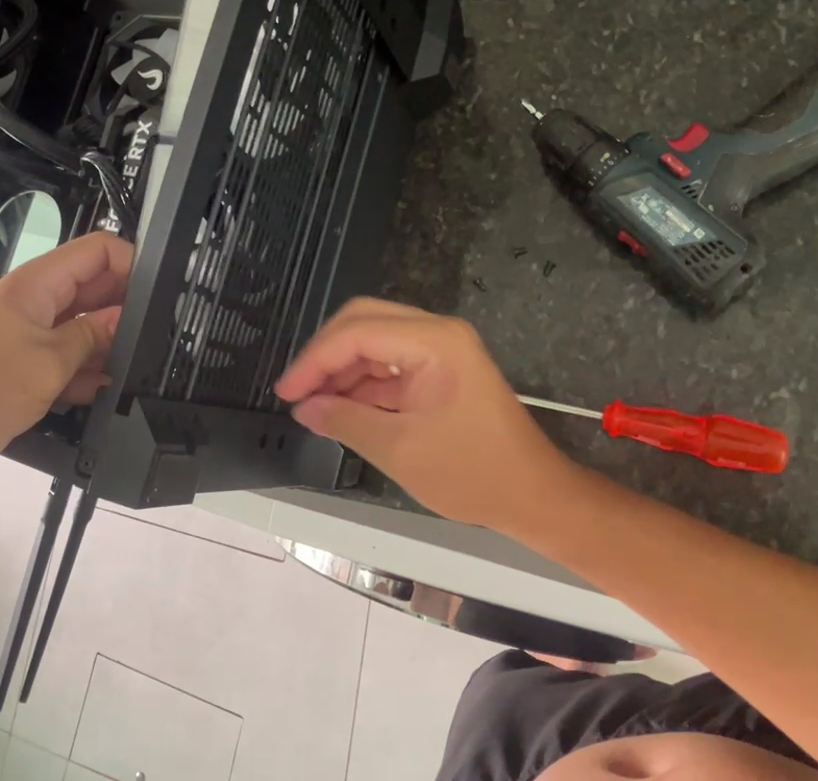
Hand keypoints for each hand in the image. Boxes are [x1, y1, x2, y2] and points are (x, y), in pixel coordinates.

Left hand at [0, 231, 131, 489]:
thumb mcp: (47, 362)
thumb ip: (92, 338)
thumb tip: (127, 320)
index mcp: (36, 285)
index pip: (97, 251)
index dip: (132, 263)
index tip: (161, 293)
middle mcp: (35, 304)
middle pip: (93, 288)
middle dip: (125, 307)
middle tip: (156, 335)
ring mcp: (28, 337)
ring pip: (83, 328)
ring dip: (107, 345)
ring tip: (136, 366)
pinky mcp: (23, 369)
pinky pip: (66, 360)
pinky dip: (85, 373)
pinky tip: (104, 390)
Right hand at [274, 298, 578, 530]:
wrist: (532, 494)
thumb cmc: (470, 472)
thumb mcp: (398, 449)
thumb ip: (345, 420)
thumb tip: (304, 407)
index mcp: (433, 341)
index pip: (356, 332)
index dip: (314, 360)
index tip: (285, 391)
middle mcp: (437, 332)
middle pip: (363, 322)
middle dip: (325, 356)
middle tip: (296, 392)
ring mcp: (442, 349)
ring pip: (375, 341)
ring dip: (342, 369)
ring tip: (313, 405)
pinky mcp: (441, 368)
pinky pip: (391, 362)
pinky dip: (364, 382)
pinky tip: (341, 408)